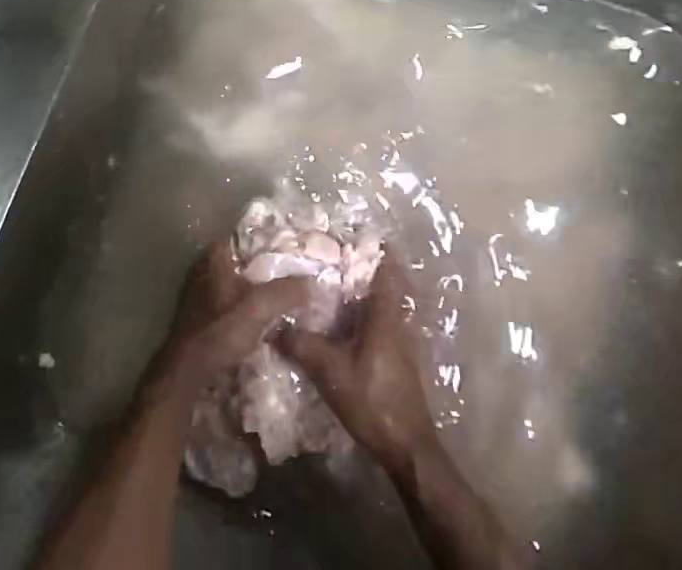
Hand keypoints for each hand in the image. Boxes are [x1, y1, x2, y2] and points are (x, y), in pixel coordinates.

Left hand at [152, 239, 311, 395]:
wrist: (189, 369)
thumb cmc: (221, 331)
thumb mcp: (259, 308)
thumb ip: (285, 292)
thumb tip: (310, 281)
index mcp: (214, 260)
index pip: (240, 238)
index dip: (262, 244)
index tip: (286, 252)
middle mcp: (204, 270)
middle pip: (238, 262)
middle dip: (261, 269)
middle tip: (288, 277)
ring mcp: (199, 293)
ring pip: (233, 284)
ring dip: (252, 291)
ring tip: (280, 299)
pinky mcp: (201, 316)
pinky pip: (228, 303)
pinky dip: (242, 307)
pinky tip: (260, 320)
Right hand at [280, 256, 435, 467]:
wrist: (407, 447)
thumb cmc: (372, 401)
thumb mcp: (330, 371)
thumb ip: (301, 345)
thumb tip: (274, 324)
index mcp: (386, 317)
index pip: (387, 271)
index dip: (375, 249)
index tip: (352, 233)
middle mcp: (399, 323)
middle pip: (387, 284)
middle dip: (365, 267)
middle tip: (335, 255)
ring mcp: (402, 342)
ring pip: (385, 304)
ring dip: (365, 291)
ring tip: (333, 283)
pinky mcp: (399, 360)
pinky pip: (383, 323)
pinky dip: (366, 313)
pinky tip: (342, 322)